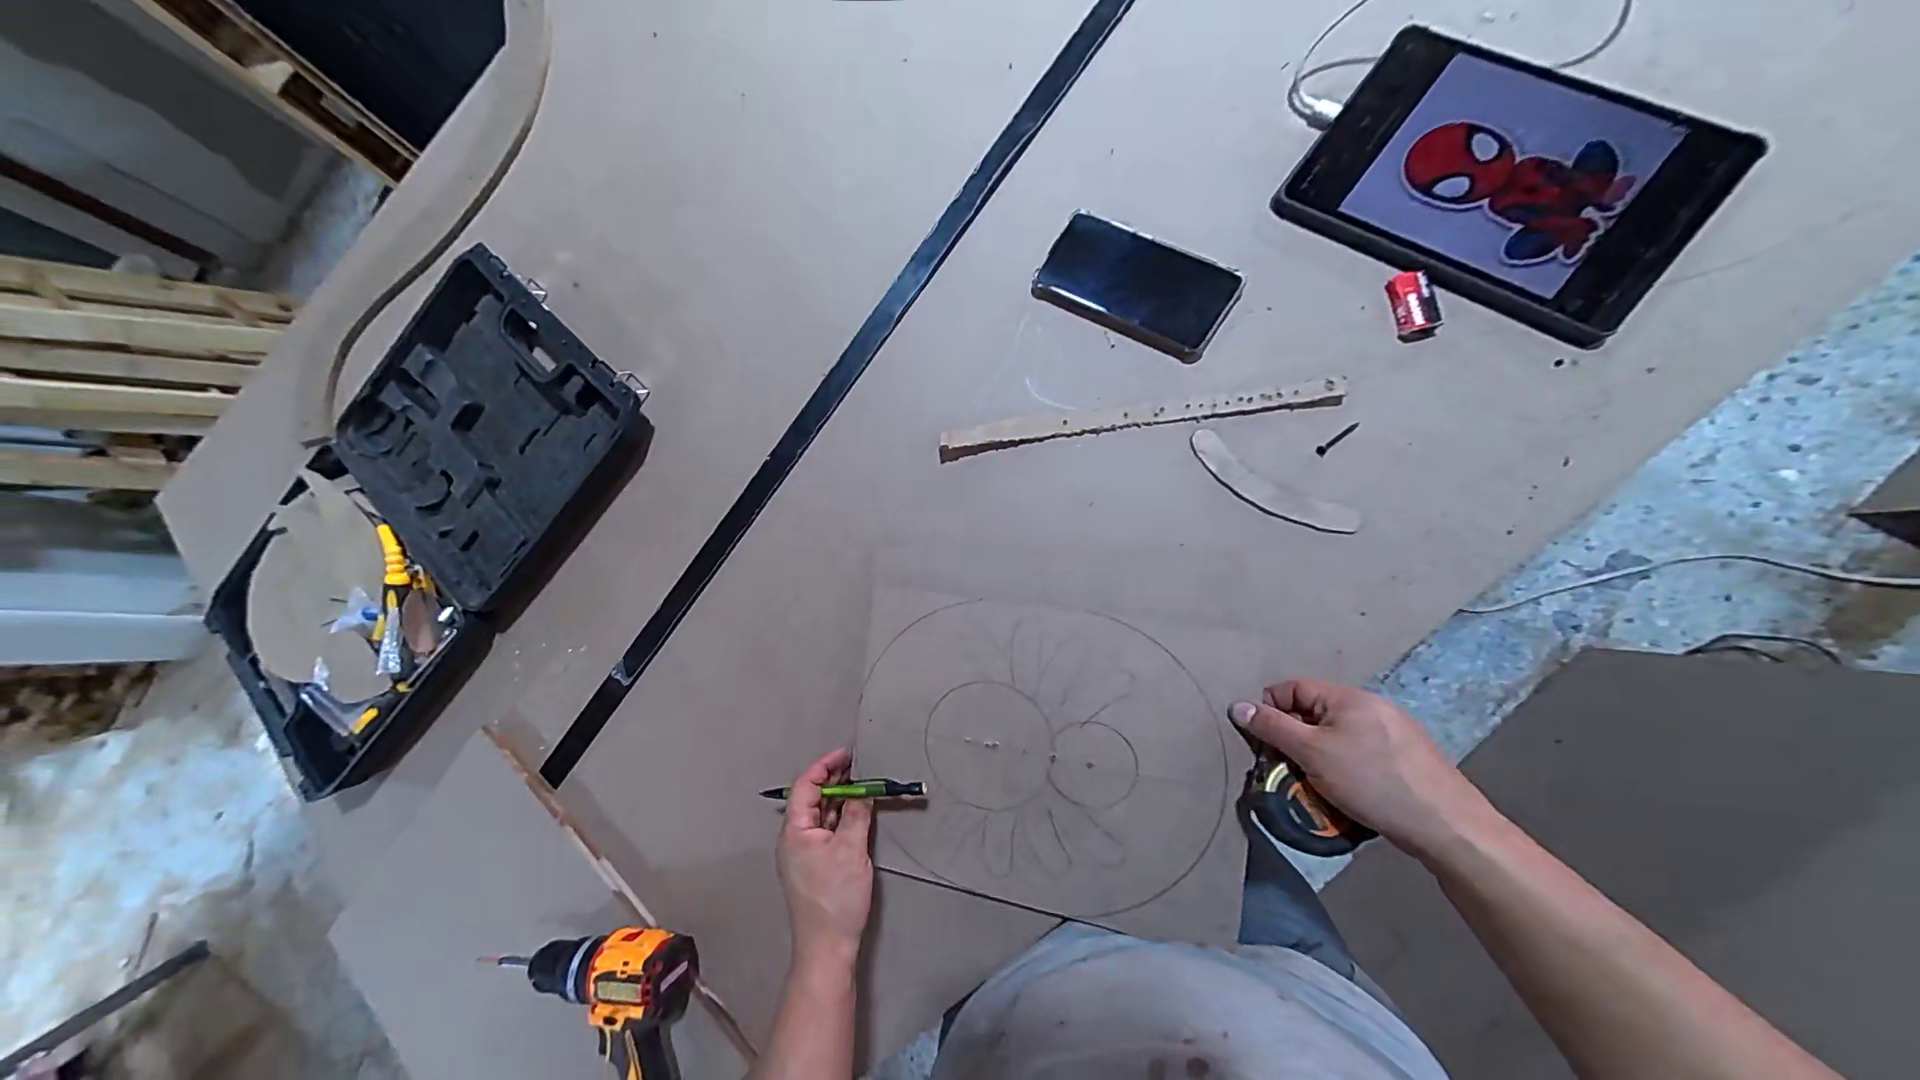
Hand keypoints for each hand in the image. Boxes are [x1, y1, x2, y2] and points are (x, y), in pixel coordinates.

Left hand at [775, 748, 873, 967]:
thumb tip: (864, 790)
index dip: (825, 766)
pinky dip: (842, 816)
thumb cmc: (835, 897)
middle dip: (835, 779)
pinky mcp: (814, 863)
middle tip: (860, 766)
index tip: (847, 754)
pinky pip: (826, 829)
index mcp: (794, 830)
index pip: (805, 786)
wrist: (827, 946)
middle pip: (812, 798)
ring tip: (864, 783)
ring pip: (821, 814)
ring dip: (841, 797)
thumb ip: (858, 814)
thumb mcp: (852, 849)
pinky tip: (859, 811)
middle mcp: (794, 837)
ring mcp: (803, 852)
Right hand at [1231, 680, 1491, 858]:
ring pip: (1335, 736)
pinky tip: (1346, 792)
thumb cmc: (1372, 781)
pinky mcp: (1405, 759)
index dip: (1269, 710)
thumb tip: (1237, 706)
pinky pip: (1358, 753)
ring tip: (1313, 785)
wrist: (1447, 826)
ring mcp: (1392, 732)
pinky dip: (1342, 768)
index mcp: (1348, 697)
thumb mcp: (1312, 753)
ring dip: (1316, 757)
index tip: (1263, 743)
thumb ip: (1272, 728)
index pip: (1291, 688)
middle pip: (1313, 713)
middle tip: (1285, 768)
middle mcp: (1371, 706)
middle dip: (1293, 739)